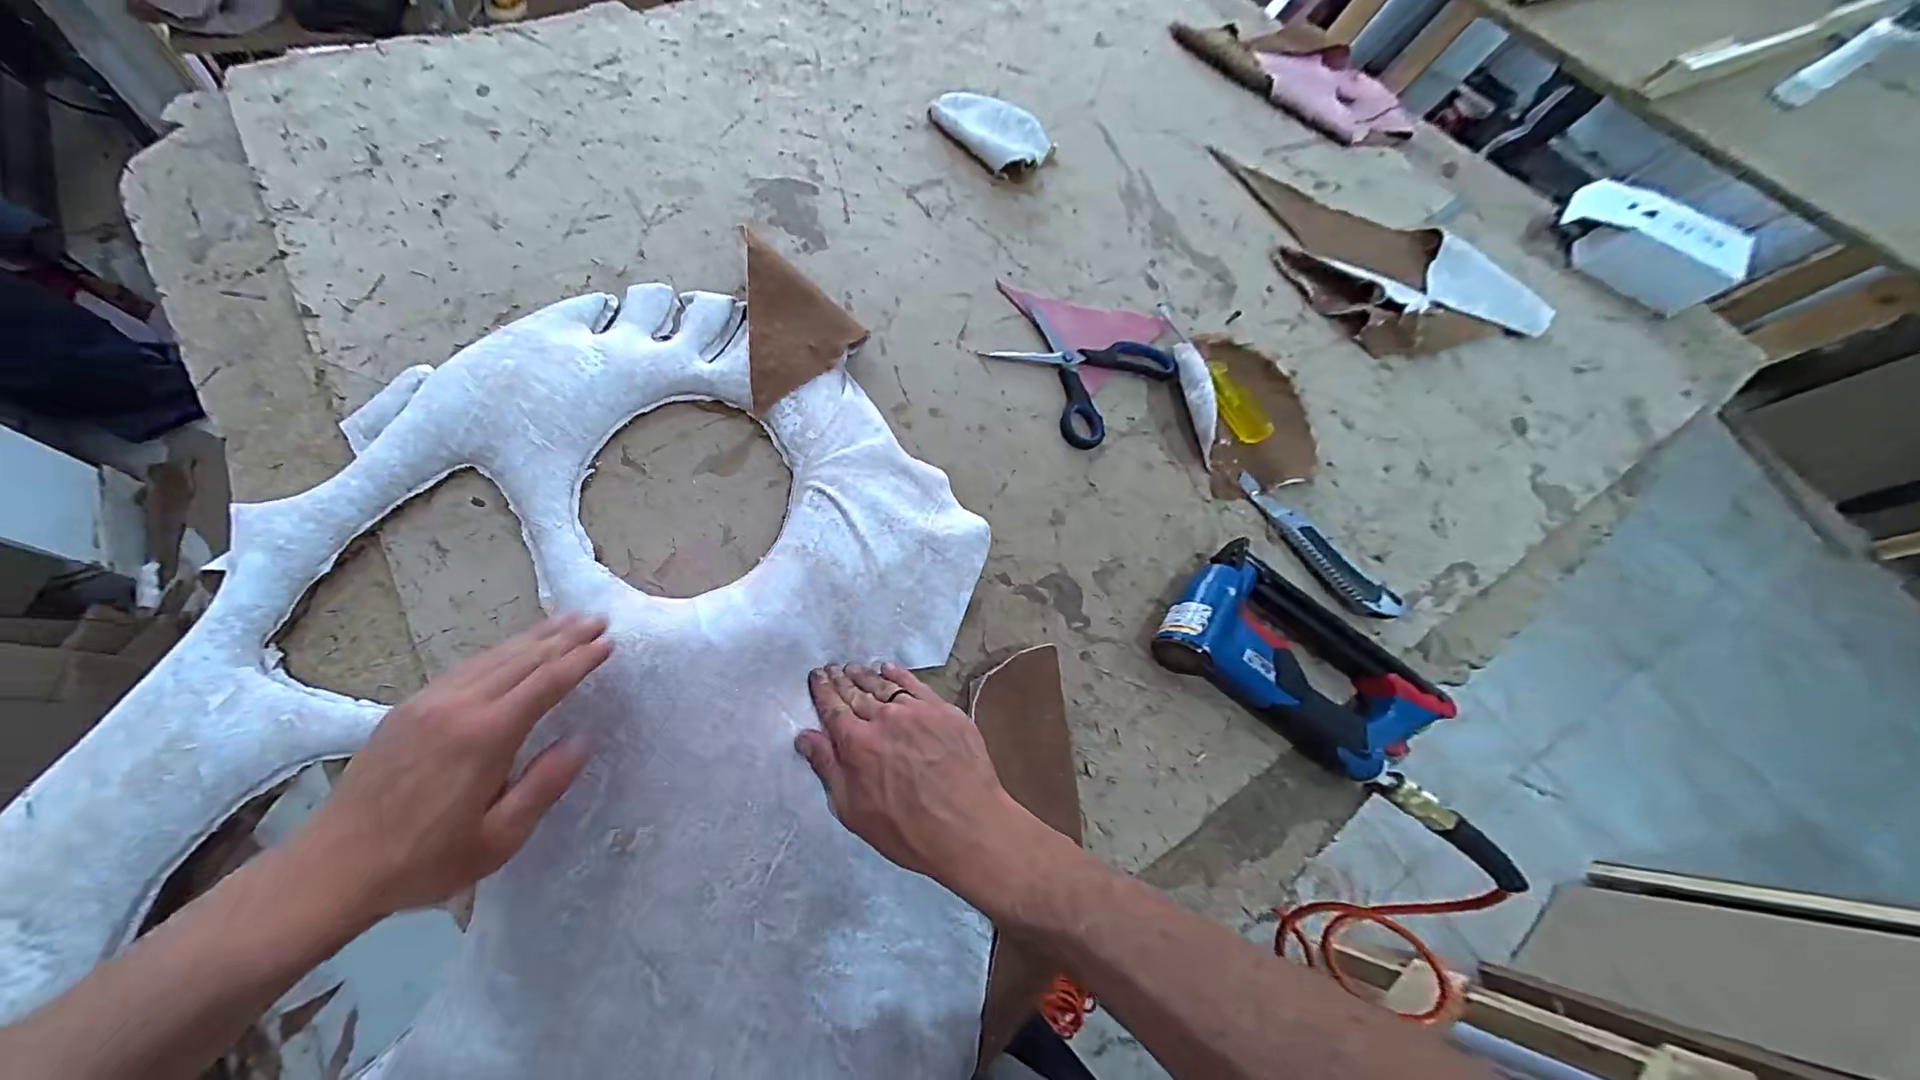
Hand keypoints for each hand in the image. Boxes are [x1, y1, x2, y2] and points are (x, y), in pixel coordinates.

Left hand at [291, 613, 611, 920]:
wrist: (327, 871)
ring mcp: (428, 703)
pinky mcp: (407, 708)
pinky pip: (467, 666)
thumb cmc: (424, 860)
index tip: (608, 643)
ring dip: (535, 636)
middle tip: (598, 620)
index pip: (546, 683)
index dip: (581, 660)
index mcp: (485, 736)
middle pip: (522, 658)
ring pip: (494, 656)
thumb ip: (544, 785)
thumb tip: (581, 740)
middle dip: (565, 637)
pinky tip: (514, 648)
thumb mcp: (500, 838)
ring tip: (567, 621)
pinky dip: (501, 650)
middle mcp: (458, 707)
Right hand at [796, 663, 1045, 903]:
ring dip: (866, 675)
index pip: (833, 709)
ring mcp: (916, 711)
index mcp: (857, 744)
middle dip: (841, 679)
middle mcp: (884, 719)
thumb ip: (828, 768)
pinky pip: (915, 685)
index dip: (822, 691)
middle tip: (832, 668)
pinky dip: (898, 675)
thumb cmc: (906, 830)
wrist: (967, 826)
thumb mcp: (853, 810)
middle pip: (856, 693)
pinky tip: (888, 668)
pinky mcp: (943, 710)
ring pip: (884, 686)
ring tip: (854, 667)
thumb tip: (805, 736)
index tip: (816, 676)